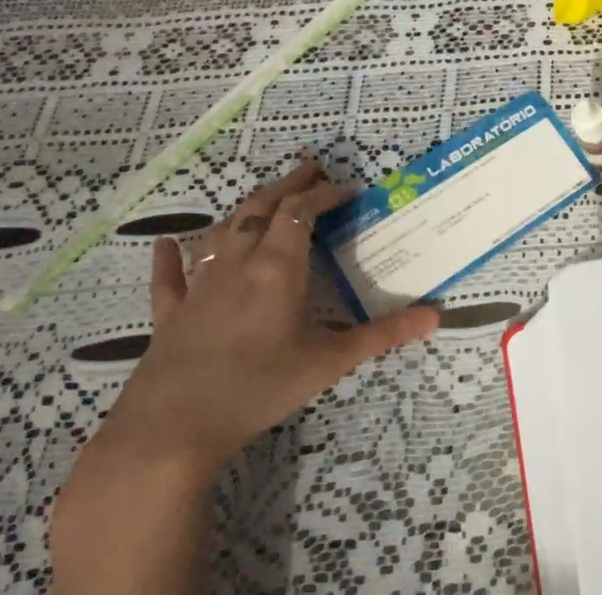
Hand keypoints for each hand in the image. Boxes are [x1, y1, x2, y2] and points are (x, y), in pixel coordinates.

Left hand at [98, 159, 438, 475]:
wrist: (169, 430)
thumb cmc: (258, 388)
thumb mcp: (330, 361)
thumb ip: (383, 335)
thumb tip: (436, 317)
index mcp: (278, 269)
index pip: (300, 214)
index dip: (324, 195)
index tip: (348, 190)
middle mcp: (237, 266)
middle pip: (260, 210)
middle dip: (287, 187)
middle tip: (310, 171)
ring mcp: (198, 288)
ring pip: (220, 233)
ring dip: (245, 210)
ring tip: (264, 198)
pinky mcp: (170, 316)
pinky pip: (168, 277)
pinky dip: (169, 256)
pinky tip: (165, 242)